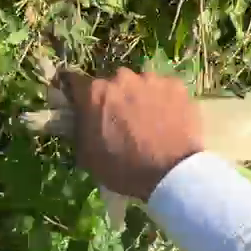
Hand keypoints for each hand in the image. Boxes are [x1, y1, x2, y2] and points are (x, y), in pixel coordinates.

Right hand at [60, 68, 203, 198]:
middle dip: (114, 98)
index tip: (81, 102)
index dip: (77, 92)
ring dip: (140, 97)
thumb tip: (76, 118)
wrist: (172, 173)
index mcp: (95, 93)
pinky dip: (163, 100)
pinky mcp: (175, 85)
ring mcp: (150, 79)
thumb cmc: (124, 169)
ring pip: (140, 84)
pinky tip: (168, 120)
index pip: (74, 81)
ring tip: (149, 121)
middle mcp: (121, 77)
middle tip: (122, 120)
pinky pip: (164, 89)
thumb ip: (78, 129)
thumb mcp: (88, 156)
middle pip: (112, 83)